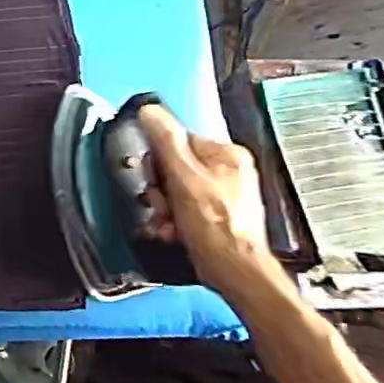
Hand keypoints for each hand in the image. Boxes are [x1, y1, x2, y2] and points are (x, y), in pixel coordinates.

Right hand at [132, 105, 285, 299]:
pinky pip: (185, 206)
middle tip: (161, 204)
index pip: (176, 141)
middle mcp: (229, 171)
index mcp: (226, 154)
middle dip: (161, 187)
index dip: (158, 160)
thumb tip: (150, 110)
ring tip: (167, 221)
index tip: (154, 178)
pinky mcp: (217, 215)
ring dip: (164, 205)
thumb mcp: (183, 177)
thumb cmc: (214, 226)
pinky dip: (174, 218)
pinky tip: (173, 229)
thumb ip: (165, 141)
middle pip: (174, 165)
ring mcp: (224, 194)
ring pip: (176, 188)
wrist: (233, 271)